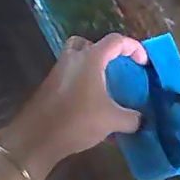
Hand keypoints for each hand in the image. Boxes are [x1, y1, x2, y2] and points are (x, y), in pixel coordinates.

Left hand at [0, 34, 145, 179]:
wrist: (36, 138)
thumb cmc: (77, 120)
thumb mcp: (112, 120)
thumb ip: (131, 118)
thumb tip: (139, 120)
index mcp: (89, 59)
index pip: (115, 41)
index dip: (134, 47)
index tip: (143, 63)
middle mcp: (70, 61)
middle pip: (86, 44)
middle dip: (103, 52)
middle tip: (115, 68)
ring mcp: (56, 74)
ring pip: (74, 63)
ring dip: (91, 72)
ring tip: (106, 91)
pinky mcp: (47, 89)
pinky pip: (68, 81)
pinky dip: (81, 87)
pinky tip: (91, 110)